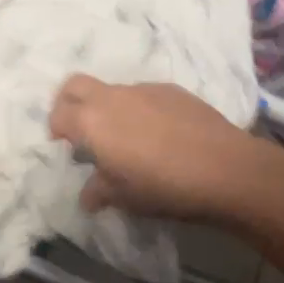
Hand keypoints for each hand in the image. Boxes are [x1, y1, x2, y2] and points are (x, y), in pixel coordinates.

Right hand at [49, 75, 283, 221]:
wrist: (226, 169)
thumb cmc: (165, 187)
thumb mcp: (125, 198)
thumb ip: (99, 191)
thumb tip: (87, 196)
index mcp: (91, 122)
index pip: (59, 115)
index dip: (57, 129)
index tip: (66, 147)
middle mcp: (111, 97)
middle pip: (75, 85)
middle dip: (69, 102)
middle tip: (80, 128)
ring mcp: (143, 89)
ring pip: (113, 90)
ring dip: (109, 108)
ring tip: (127, 137)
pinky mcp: (171, 90)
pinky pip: (144, 95)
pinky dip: (140, 109)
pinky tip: (160, 135)